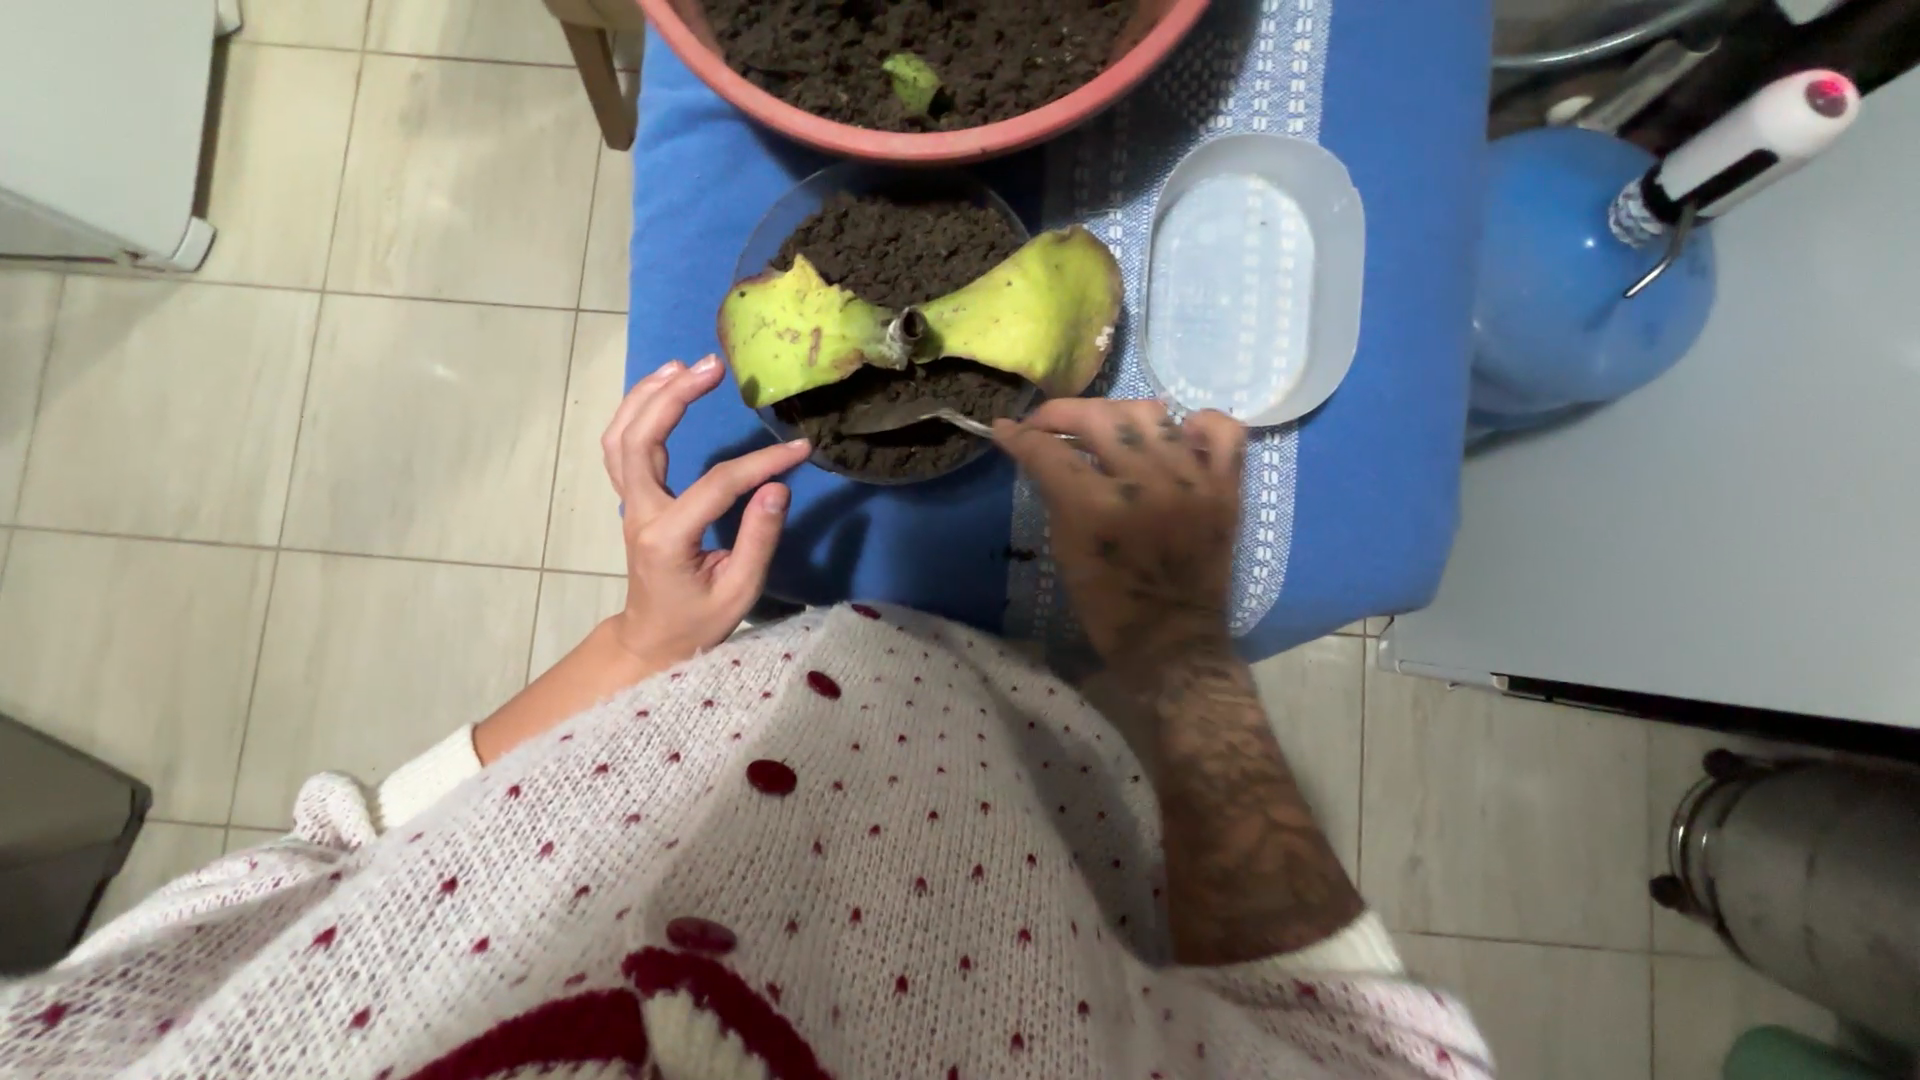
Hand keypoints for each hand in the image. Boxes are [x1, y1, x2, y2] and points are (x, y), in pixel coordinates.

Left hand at [601, 355, 811, 669]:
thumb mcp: (739, 592)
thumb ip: (758, 539)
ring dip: (648, 395)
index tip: (799, 449)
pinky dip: (637, 411)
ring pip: (621, 436)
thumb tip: (777, 487)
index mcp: (667, 538)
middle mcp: (639, 513)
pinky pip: (621, 446)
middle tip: (714, 367)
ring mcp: (629, 504)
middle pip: (641, 440)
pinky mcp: (632, 499)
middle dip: (675, 397)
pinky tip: (663, 388)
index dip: (760, 463)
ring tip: (684, 365)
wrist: (654, 638)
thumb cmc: (699, 620)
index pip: (716, 485)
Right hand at [993, 399, 1246, 666]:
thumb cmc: (1108, 603)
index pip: (1049, 451)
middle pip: (1098, 417)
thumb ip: (1056, 494)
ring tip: (1106, 430)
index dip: (1019, 436)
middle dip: (1061, 414)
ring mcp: (1192, 481)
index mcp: (1097, 508)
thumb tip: (1045, 454)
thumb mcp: (1065, 549)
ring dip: (1118, 416)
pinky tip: (1178, 433)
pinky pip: (1223, 431)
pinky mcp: (1226, 488)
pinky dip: (1198, 423)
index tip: (1005, 430)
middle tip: (1047, 425)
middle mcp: (1147, 483)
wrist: (1172, 640)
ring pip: (1152, 414)